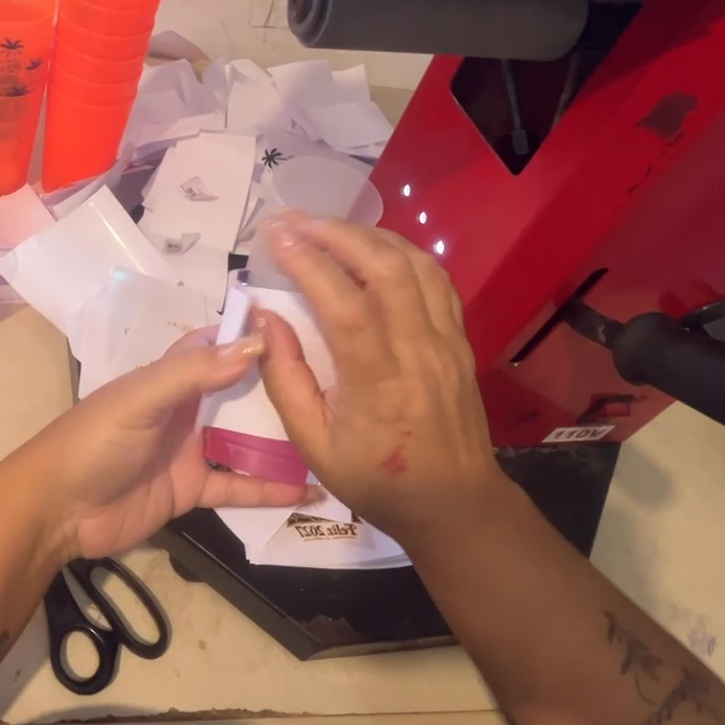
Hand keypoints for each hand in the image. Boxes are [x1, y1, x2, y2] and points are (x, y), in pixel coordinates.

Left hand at [15, 330, 310, 560]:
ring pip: (244, 438)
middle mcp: (184, 408)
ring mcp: (190, 450)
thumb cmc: (95, 441)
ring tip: (332, 430)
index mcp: (168, 378)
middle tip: (337, 379)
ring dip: (281, 438)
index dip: (250, 334)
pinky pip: (238, 485)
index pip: (215, 345)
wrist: (58, 510)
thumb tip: (255, 344)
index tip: (302, 324)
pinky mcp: (192, 490)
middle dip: (278, 385)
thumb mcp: (140, 399)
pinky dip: (270, 489)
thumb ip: (193, 373)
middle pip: (238, 391)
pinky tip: (310, 490)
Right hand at [256, 213, 513, 543]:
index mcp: (378, 384)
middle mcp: (418, 352)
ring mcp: (447, 341)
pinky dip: (400, 251)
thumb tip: (264, 318)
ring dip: (368, 235)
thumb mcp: (313, 444)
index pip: (345, 307)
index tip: (275, 237)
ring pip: (415, 265)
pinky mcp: (459, 339)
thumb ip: (285, 379)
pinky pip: (435, 278)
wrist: (455, 503)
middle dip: (336, 233)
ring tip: (326, 226)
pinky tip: (371, 247)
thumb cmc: (375, 479)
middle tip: (293, 220)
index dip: (309, 264)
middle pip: (385, 270)